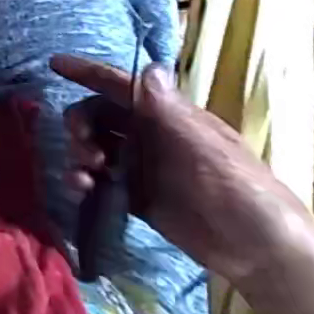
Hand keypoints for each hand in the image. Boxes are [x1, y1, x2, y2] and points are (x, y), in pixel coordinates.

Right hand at [50, 54, 313, 282]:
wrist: (257, 248)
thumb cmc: (236, 187)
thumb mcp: (201, 146)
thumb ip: (168, 110)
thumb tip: (147, 66)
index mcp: (166, 114)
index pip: (120, 85)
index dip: (88, 72)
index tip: (55, 64)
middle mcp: (151, 134)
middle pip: (101, 116)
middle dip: (81, 123)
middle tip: (84, 146)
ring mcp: (144, 166)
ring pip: (97, 146)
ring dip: (80, 153)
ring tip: (84, 175)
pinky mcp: (138, 197)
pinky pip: (101, 179)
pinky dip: (85, 180)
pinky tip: (83, 190)